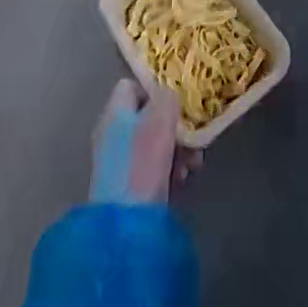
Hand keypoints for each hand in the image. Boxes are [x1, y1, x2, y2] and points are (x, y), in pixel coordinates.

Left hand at [90, 79, 200, 205]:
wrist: (128, 220)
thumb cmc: (142, 161)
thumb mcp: (160, 117)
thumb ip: (166, 96)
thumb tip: (169, 94)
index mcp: (114, 114)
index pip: (131, 86)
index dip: (155, 89)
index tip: (177, 99)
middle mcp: (114, 134)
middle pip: (149, 115)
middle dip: (175, 123)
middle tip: (192, 133)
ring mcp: (121, 160)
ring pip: (157, 141)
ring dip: (179, 147)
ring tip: (193, 161)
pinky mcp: (131, 183)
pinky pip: (157, 164)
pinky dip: (172, 167)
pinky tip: (184, 176)